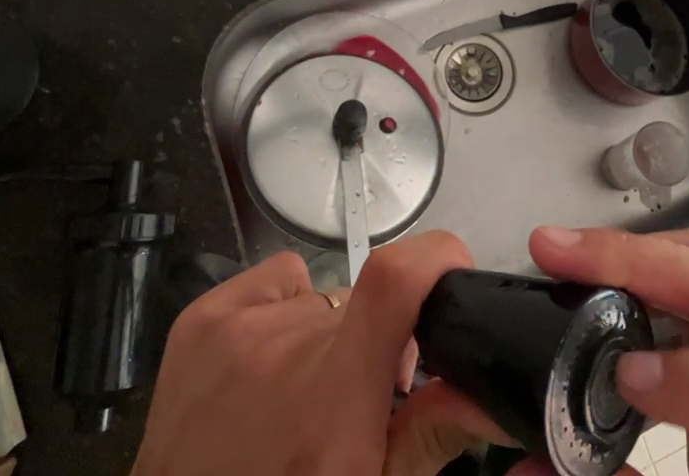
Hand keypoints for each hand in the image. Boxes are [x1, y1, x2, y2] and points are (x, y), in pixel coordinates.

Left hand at [134, 231, 507, 475]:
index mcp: (335, 395)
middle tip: (358, 392)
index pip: (394, 279)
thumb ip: (431, 432)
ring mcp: (236, 326)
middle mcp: (284, 348)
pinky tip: (268, 362)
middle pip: (364, 302)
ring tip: (298, 390)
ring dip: (327, 333)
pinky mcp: (201, 317)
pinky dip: (287, 309)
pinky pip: (279, 281)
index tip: (452, 275)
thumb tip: (486, 387)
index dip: (435, 256)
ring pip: (322, 300)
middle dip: (377, 336)